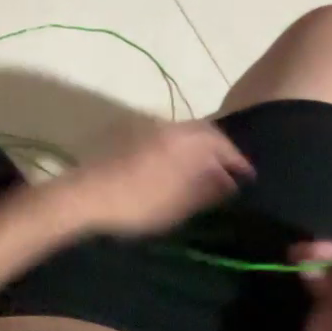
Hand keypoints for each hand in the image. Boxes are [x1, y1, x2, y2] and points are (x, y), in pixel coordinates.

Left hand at [51, 121, 252, 236]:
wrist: (83, 197)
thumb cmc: (137, 203)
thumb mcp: (180, 203)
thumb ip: (209, 188)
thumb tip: (230, 180)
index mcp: (185, 139)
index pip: (223, 142)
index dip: (238, 161)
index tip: (248, 178)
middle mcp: (168, 127)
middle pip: (203, 133)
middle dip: (220, 152)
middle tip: (230, 174)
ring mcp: (145, 131)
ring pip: (183, 136)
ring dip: (199, 152)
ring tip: (207, 176)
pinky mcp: (128, 141)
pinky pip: (166, 142)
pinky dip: (180, 154)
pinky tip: (177, 173)